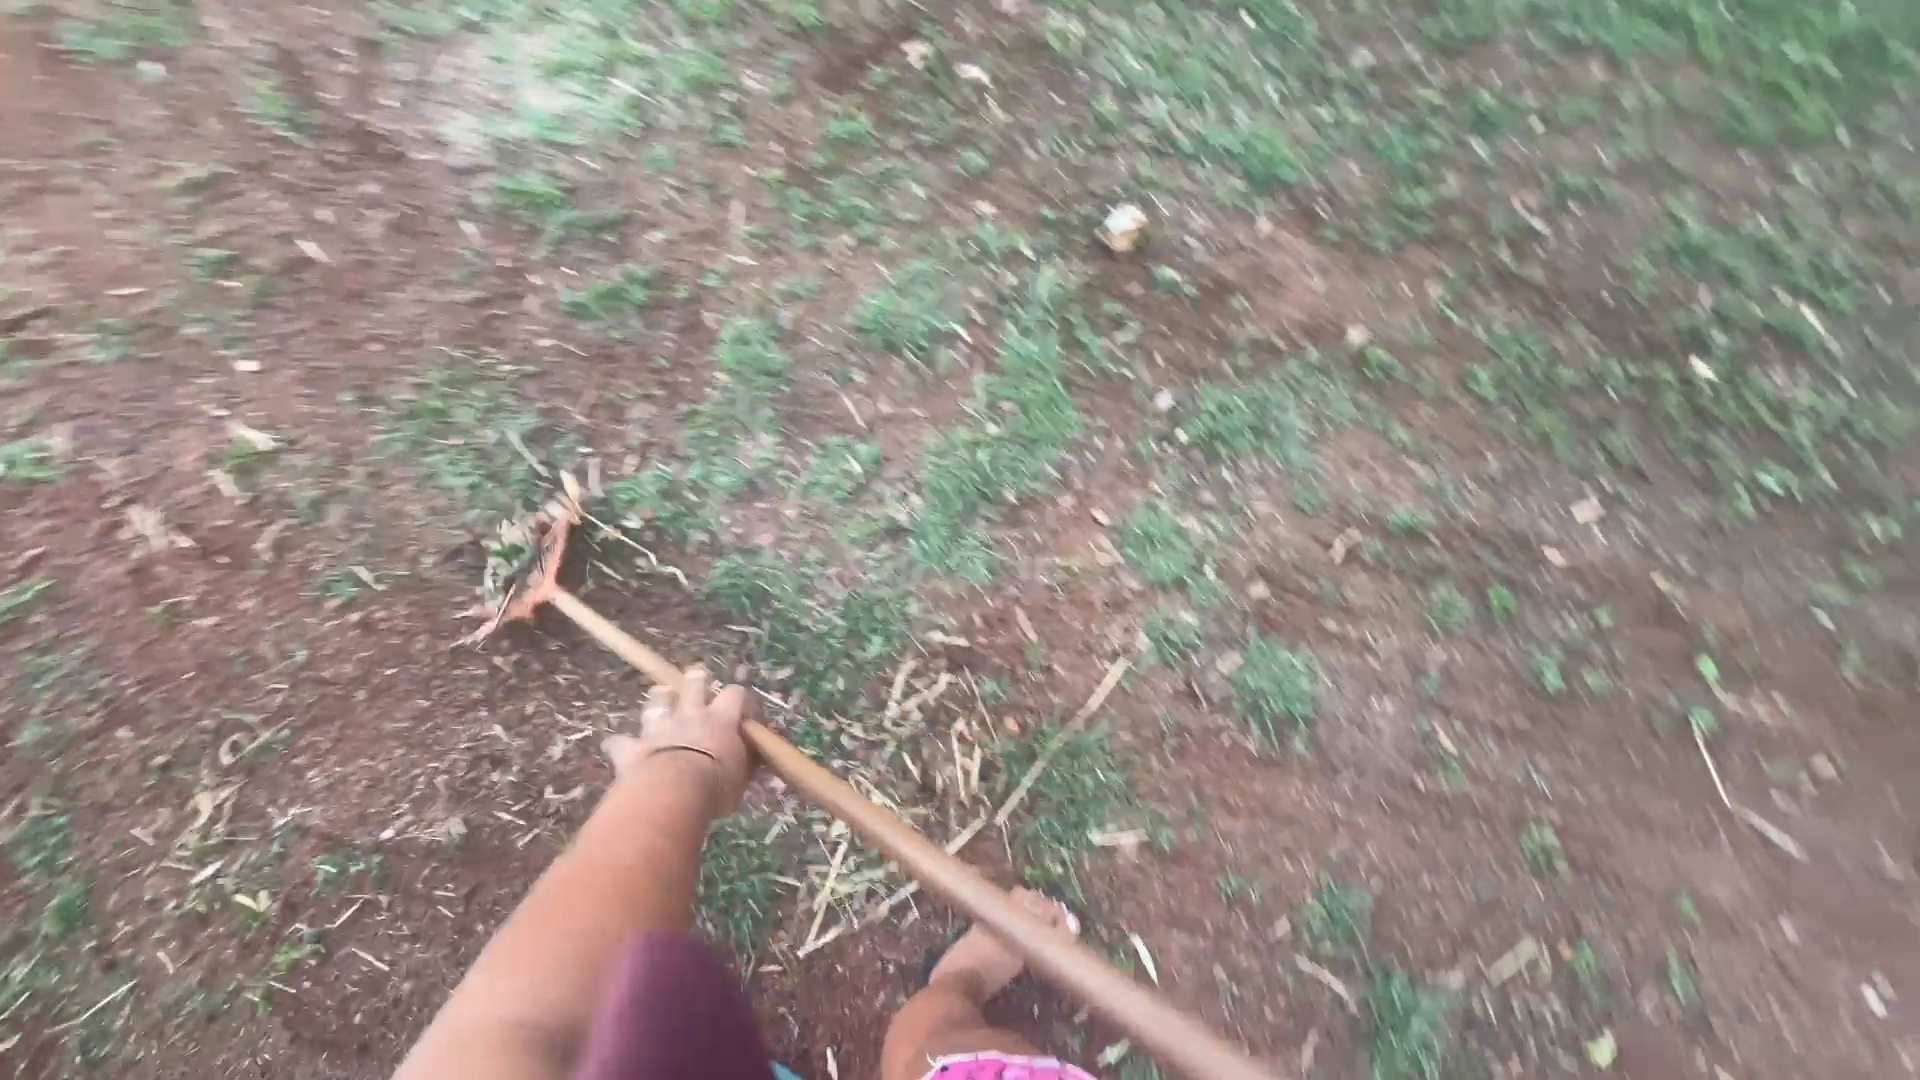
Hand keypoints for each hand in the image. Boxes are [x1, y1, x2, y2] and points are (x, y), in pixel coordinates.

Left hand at [602, 667, 754, 815]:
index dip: (738, 696)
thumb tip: (756, 757)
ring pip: (658, 701)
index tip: (741, 706)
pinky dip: (620, 744)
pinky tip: (617, 746)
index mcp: (721, 719)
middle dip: (696, 679)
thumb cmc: (716, 784)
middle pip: (694, 684)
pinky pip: (620, 742)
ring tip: (660, 696)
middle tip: (697, 678)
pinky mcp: (634, 746)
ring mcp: (660, 727)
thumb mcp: (742, 777)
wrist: (672, 792)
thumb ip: (747, 762)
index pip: (735, 694)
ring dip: (659, 699)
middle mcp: (691, 715)